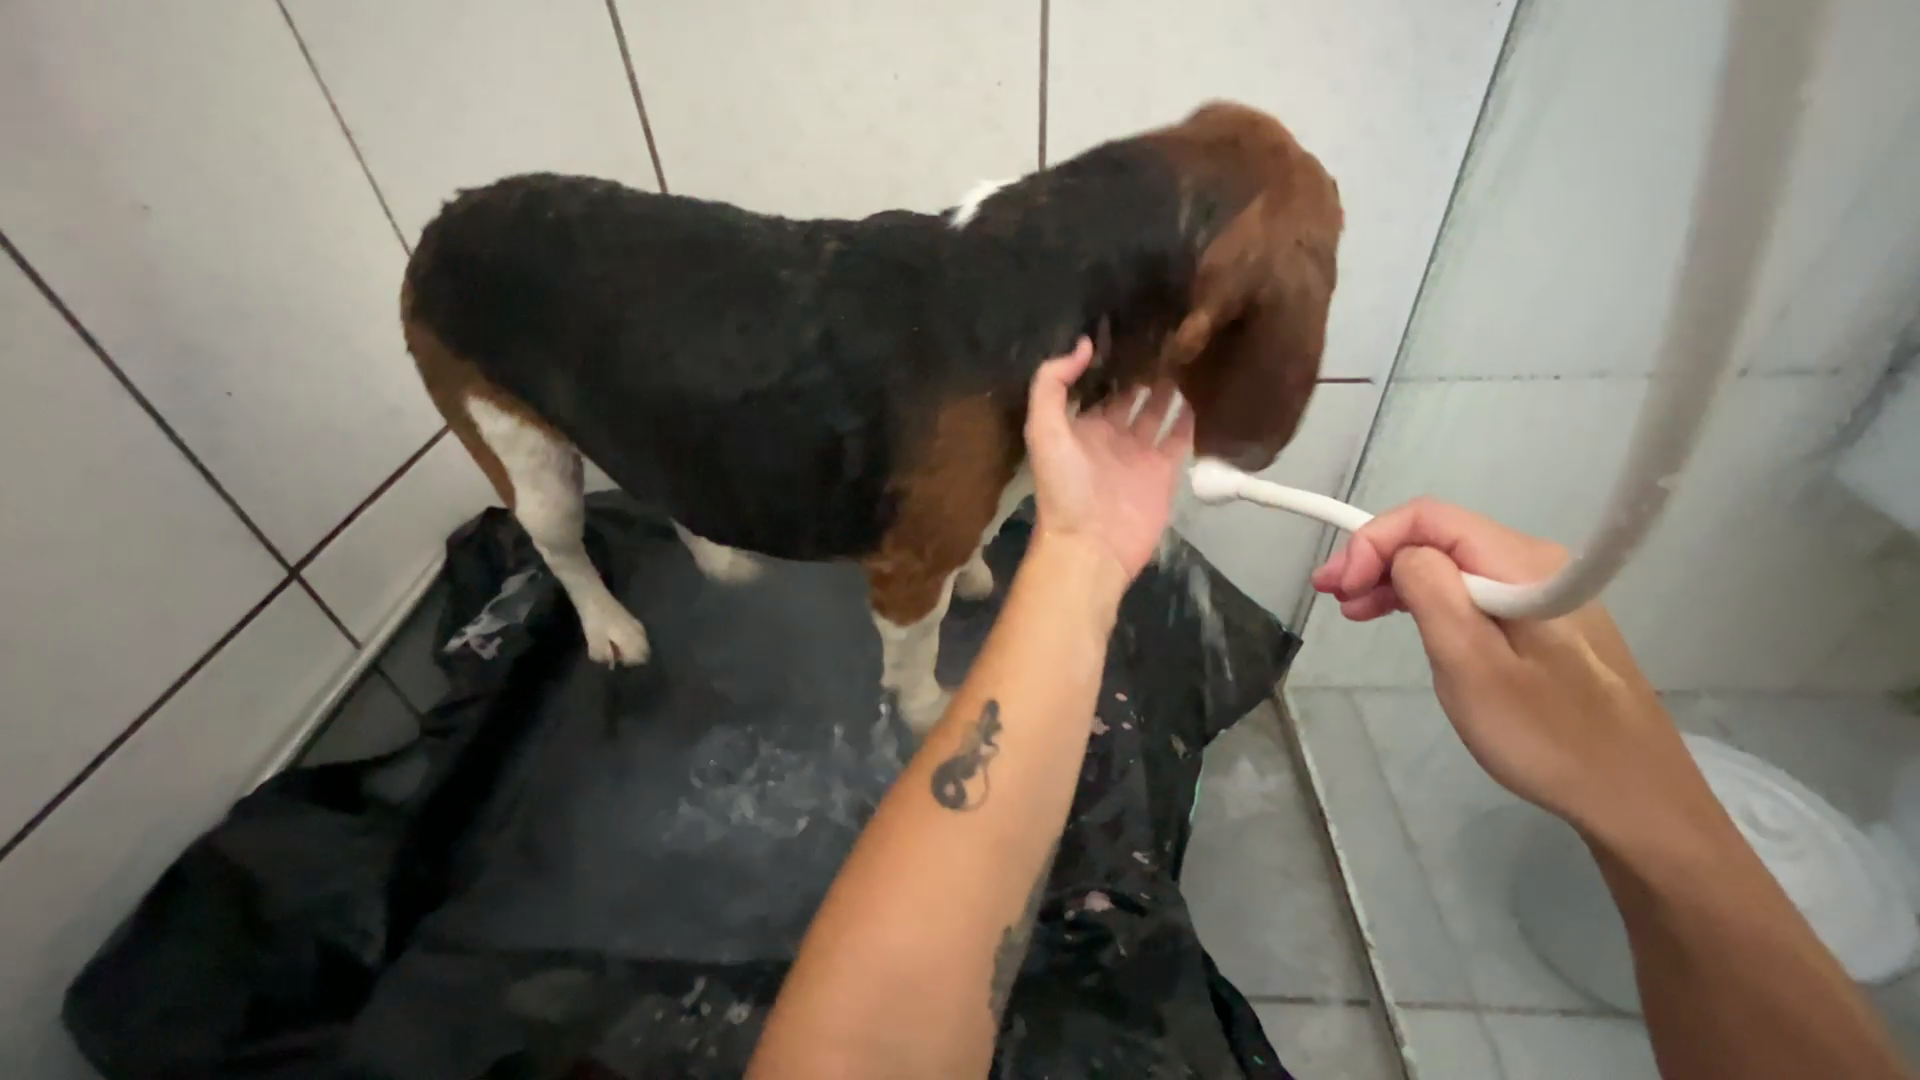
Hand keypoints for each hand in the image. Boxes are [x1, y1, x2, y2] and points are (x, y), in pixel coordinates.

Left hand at [1023, 337, 1193, 584]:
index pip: (1098, 384)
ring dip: (1172, 384)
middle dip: (1145, 366)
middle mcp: (1111, 434)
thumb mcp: (1043, 430)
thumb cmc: (1063, 487)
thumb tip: (1083, 345)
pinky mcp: (1165, 469)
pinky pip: (1182, 436)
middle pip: (1131, 393)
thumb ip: (1052, 385)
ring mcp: (1140, 451)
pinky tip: (1208, 384)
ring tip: (1191, 348)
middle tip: (1169, 331)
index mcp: (1080, 425)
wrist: (1092, 545)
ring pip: (1159, 409)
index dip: (1111, 358)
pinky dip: (1194, 414)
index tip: (1130, 324)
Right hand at [1310, 499, 1717, 838]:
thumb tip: (1401, 554)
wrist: (1633, 797)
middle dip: (1375, 557)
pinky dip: (1425, 598)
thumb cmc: (1545, 735)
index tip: (1338, 588)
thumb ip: (1432, 594)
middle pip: (1439, 535)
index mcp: (1523, 565)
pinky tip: (1402, 620)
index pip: (1429, 518)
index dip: (1372, 541)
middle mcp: (1536, 563)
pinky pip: (1470, 590)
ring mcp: (1541, 591)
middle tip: (1331, 598)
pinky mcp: (1542, 620)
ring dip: (1395, 579)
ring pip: (1450, 563)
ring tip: (1355, 613)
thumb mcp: (1472, 665)